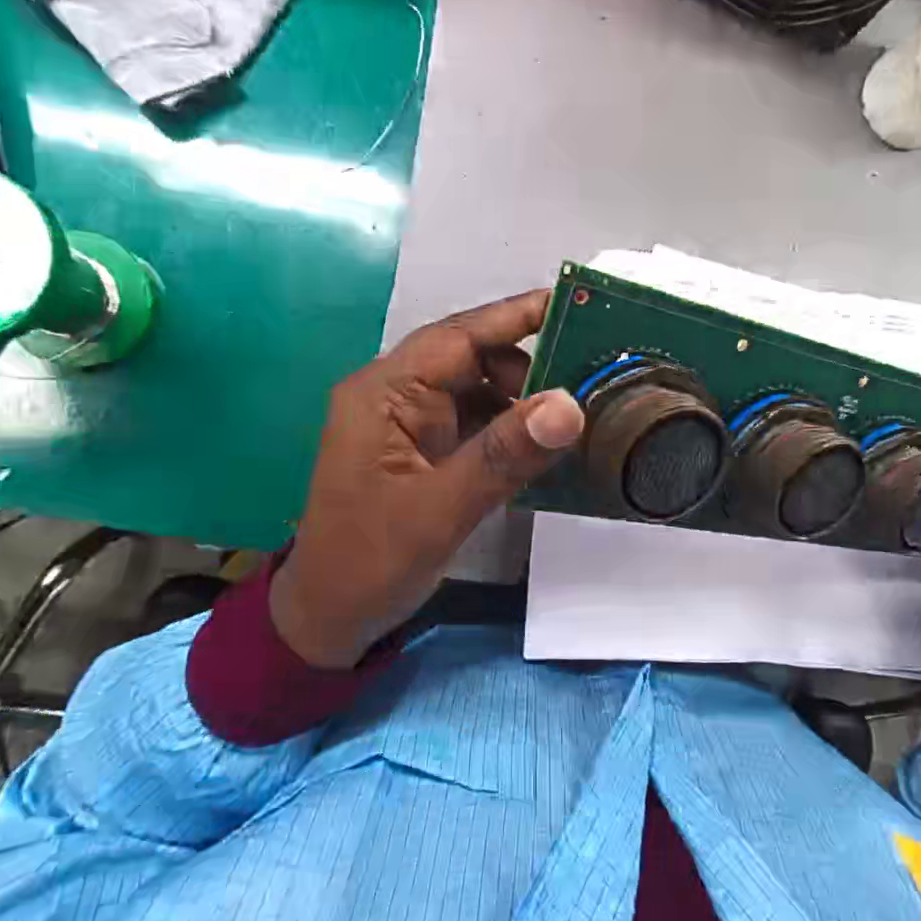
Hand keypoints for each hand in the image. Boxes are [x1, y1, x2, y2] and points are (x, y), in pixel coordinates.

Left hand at [270, 291, 585, 667]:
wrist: (330, 616)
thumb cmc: (371, 562)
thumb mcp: (441, 509)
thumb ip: (503, 455)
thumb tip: (570, 404)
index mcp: (383, 394)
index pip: (457, 337)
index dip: (516, 318)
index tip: (576, 304)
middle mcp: (393, 398)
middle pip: (468, 361)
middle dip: (527, 368)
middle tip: (589, 383)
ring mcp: (406, 427)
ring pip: (473, 394)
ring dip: (520, 403)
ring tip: (576, 416)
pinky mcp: (419, 455)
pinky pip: (470, 427)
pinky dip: (506, 432)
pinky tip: (543, 446)